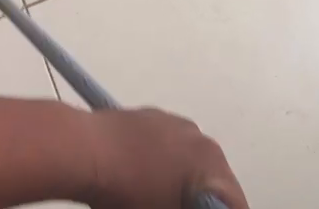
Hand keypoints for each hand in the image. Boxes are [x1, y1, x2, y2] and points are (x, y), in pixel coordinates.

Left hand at [85, 108, 248, 208]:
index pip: (235, 204)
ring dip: (182, 186)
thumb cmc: (129, 191)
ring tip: (160, 199)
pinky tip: (143, 181)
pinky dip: (162, 167)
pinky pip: (165, 149)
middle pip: (213, 183)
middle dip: (201, 203)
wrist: (83, 149)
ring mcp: (169, 121)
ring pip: (188, 165)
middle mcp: (197, 135)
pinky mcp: (145, 117)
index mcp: (211, 161)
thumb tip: (189, 205)